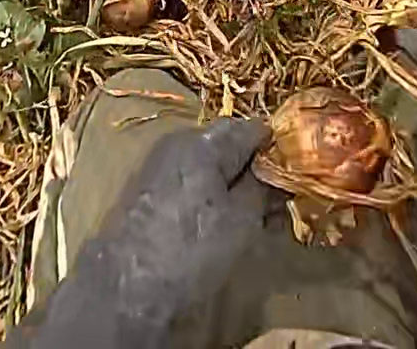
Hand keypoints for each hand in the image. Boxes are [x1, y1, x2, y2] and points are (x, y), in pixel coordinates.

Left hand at [62, 119, 269, 329]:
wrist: (123, 289)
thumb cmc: (188, 249)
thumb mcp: (239, 221)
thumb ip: (262, 188)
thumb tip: (278, 168)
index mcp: (203, 140)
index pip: (251, 128)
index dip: (275, 148)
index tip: (293, 175)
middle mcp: (179, 141)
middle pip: (228, 144)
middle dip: (255, 171)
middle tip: (277, 206)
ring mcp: (159, 163)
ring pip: (209, 164)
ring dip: (233, 185)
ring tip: (253, 221)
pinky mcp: (147, 188)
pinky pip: (189, 180)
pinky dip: (209, 195)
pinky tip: (219, 226)